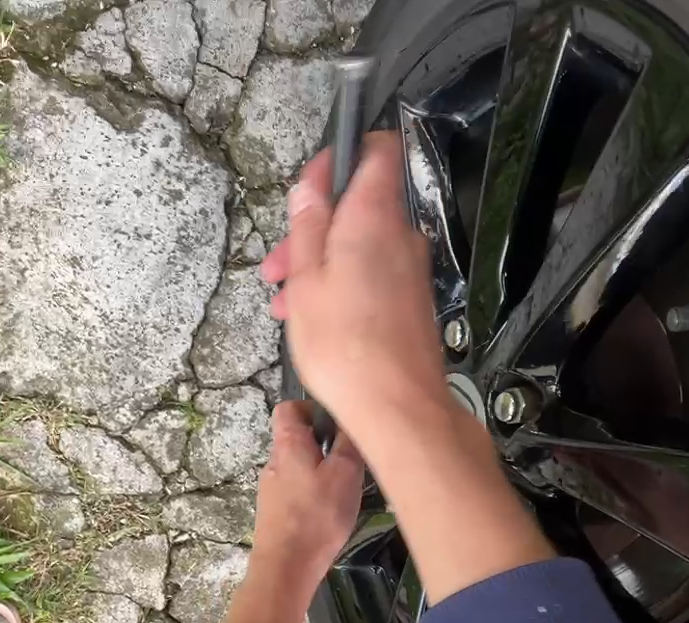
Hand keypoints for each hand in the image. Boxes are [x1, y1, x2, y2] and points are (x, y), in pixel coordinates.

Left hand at [219, 402, 365, 622]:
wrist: (285, 566)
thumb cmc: (317, 515)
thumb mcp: (345, 473)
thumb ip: (347, 443)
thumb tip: (349, 417)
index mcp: (287, 444)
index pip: (289, 408)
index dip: (311, 408)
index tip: (336, 423)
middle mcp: (274, 462)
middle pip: (296, 438)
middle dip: (324, 443)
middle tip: (352, 457)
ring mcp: (271, 488)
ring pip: (299, 466)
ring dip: (322, 470)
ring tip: (347, 485)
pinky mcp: (275, 512)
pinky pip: (297, 490)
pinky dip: (314, 492)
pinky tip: (332, 509)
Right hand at [262, 133, 449, 443]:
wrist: (395, 405)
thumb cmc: (346, 346)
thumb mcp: (306, 280)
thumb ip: (308, 226)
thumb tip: (309, 187)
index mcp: (373, 217)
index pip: (375, 151)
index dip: (339, 159)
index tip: (309, 187)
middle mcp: (401, 236)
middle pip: (357, 207)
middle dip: (313, 229)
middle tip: (278, 264)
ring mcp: (410, 270)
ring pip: (359, 247)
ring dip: (319, 265)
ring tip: (287, 303)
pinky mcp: (410, 301)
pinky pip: (372, 277)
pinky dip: (341, 287)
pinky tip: (315, 319)